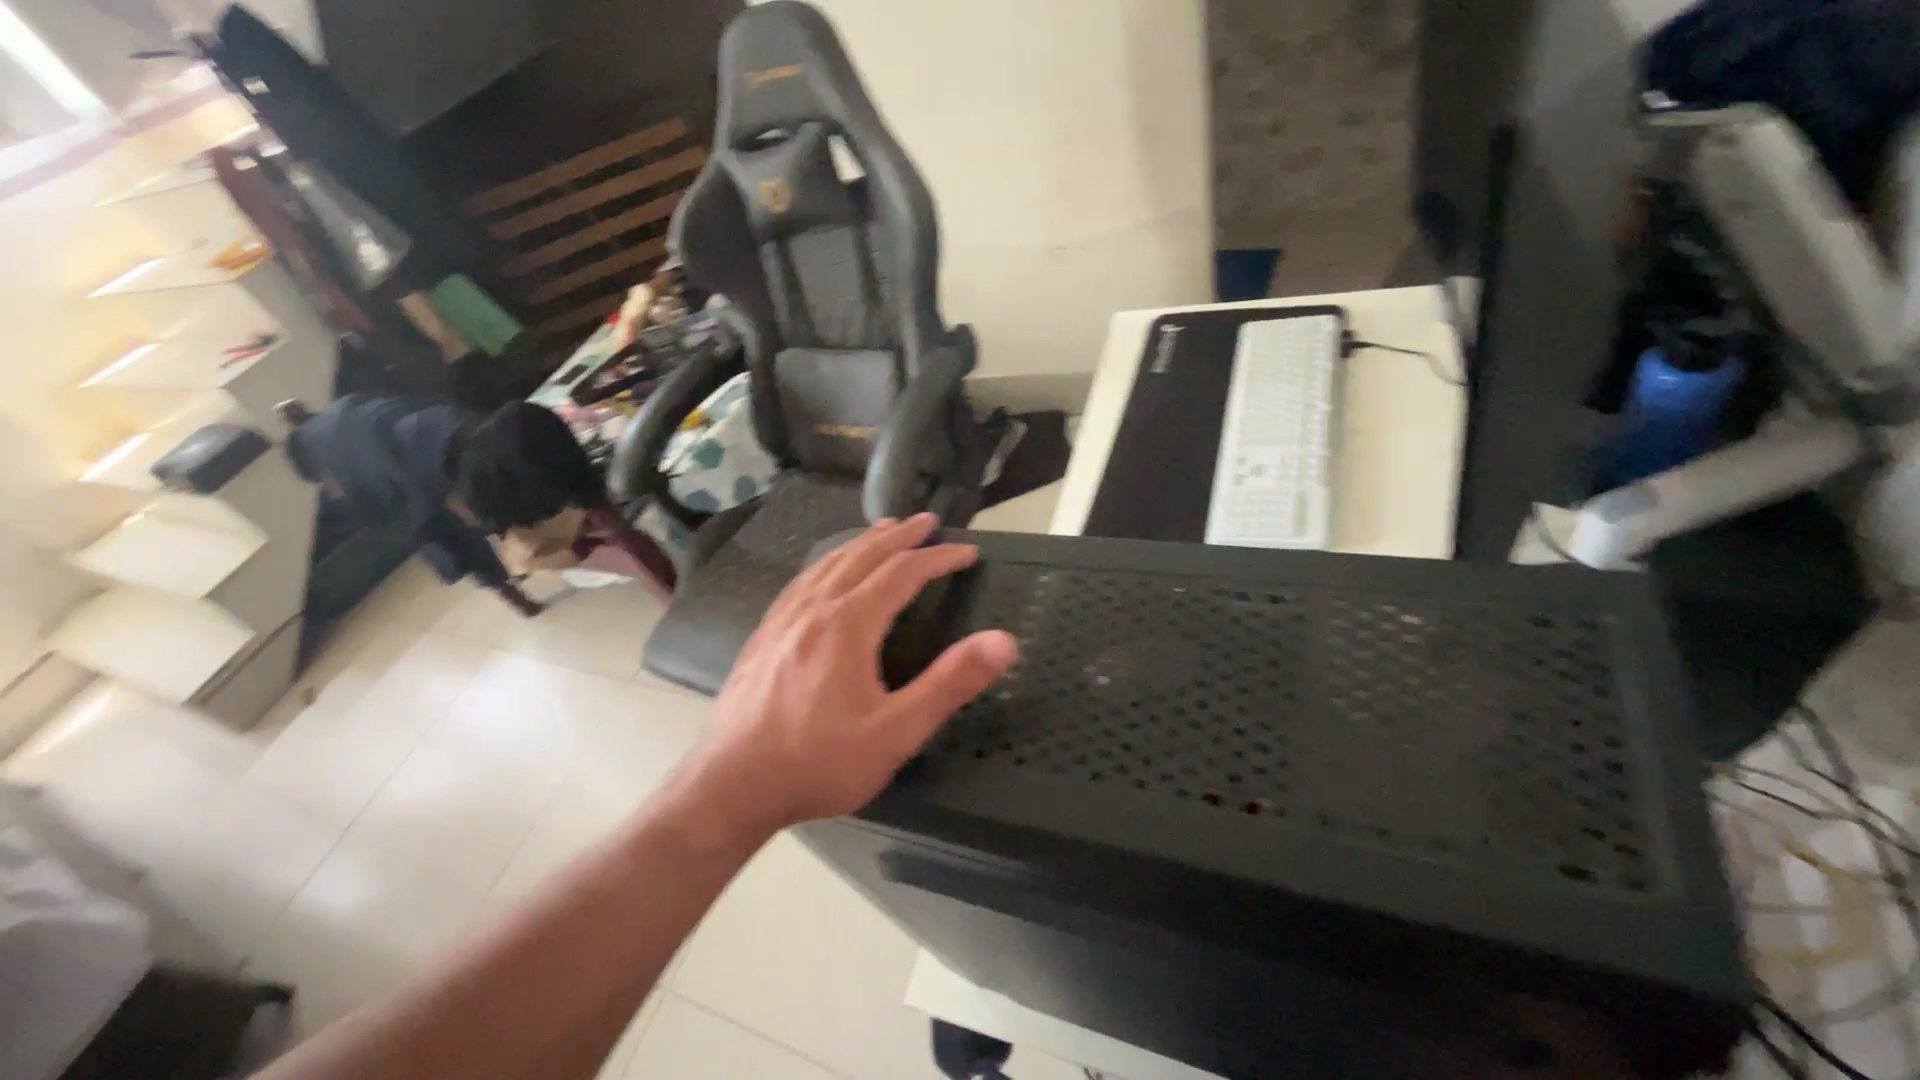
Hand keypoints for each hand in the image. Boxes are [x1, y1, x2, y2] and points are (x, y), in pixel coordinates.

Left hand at [683, 514, 1018, 834]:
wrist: (732, 785)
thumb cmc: (820, 762)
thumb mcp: (896, 732)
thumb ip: (949, 683)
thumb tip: (1003, 641)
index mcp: (848, 624)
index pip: (902, 573)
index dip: (938, 558)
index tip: (967, 552)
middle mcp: (813, 609)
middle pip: (862, 556)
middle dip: (900, 536)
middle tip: (928, 522)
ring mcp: (781, 620)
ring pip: (827, 564)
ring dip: (861, 543)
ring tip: (883, 531)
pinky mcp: (762, 636)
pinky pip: (802, 581)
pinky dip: (827, 562)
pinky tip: (825, 573)